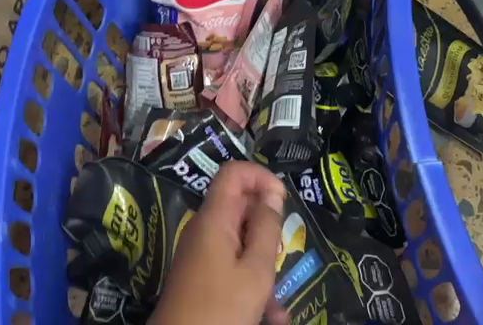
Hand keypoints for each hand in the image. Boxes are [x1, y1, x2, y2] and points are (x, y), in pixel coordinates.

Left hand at [152, 162, 289, 324]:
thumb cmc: (219, 310)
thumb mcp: (255, 272)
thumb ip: (267, 229)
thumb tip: (272, 192)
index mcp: (214, 218)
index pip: (234, 172)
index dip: (261, 177)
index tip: (282, 201)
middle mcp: (204, 229)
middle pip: (239, 207)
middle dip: (266, 228)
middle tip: (282, 255)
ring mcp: (200, 253)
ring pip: (239, 242)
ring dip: (263, 264)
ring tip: (278, 301)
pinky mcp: (199, 276)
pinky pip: (230, 266)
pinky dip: (250, 283)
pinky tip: (270, 315)